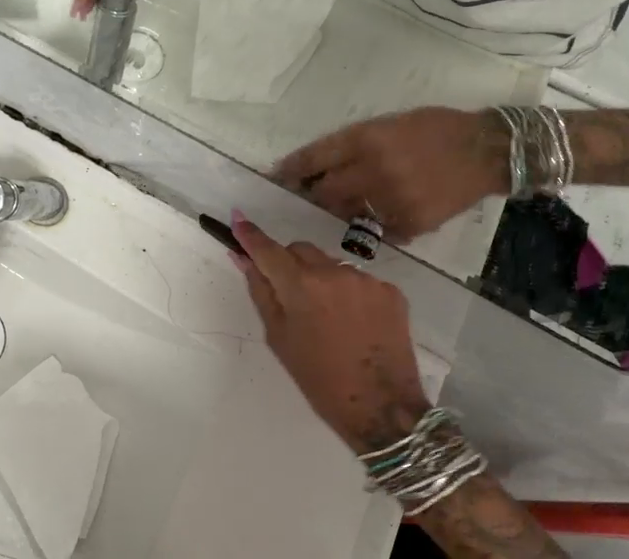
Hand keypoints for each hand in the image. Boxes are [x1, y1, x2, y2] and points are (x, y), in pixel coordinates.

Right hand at [228, 214, 431, 453]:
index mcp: (301, 285)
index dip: (249, 234)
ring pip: (329, 264)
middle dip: (288, 262)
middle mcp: (334, 273)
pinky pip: (357, 280)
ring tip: (326, 314)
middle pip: (300, 250)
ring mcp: (366, 281)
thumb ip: (261, 291)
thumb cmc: (319, 377)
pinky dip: (347, 292)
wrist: (383, 409)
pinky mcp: (391, 292)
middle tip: (288, 292)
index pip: (267, 249)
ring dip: (319, 277)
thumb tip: (243, 259)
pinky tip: (352, 321)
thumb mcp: (278, 335)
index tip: (237, 218)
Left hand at [270, 107, 508, 242]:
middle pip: (324, 190)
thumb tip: (316, 164)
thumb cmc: (432, 129)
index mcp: (365, 140)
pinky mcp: (414, 222)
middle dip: (313, 192)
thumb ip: (349, 145)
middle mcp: (374, 170)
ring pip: (347, 212)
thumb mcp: (383, 124)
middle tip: (308, 193)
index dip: (291, 169)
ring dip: (339, 209)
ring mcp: (394, 199)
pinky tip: (375, 216)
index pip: (314, 158)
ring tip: (341, 205)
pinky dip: (372, 224)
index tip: (275, 177)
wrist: (488, 150)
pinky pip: (378, 230)